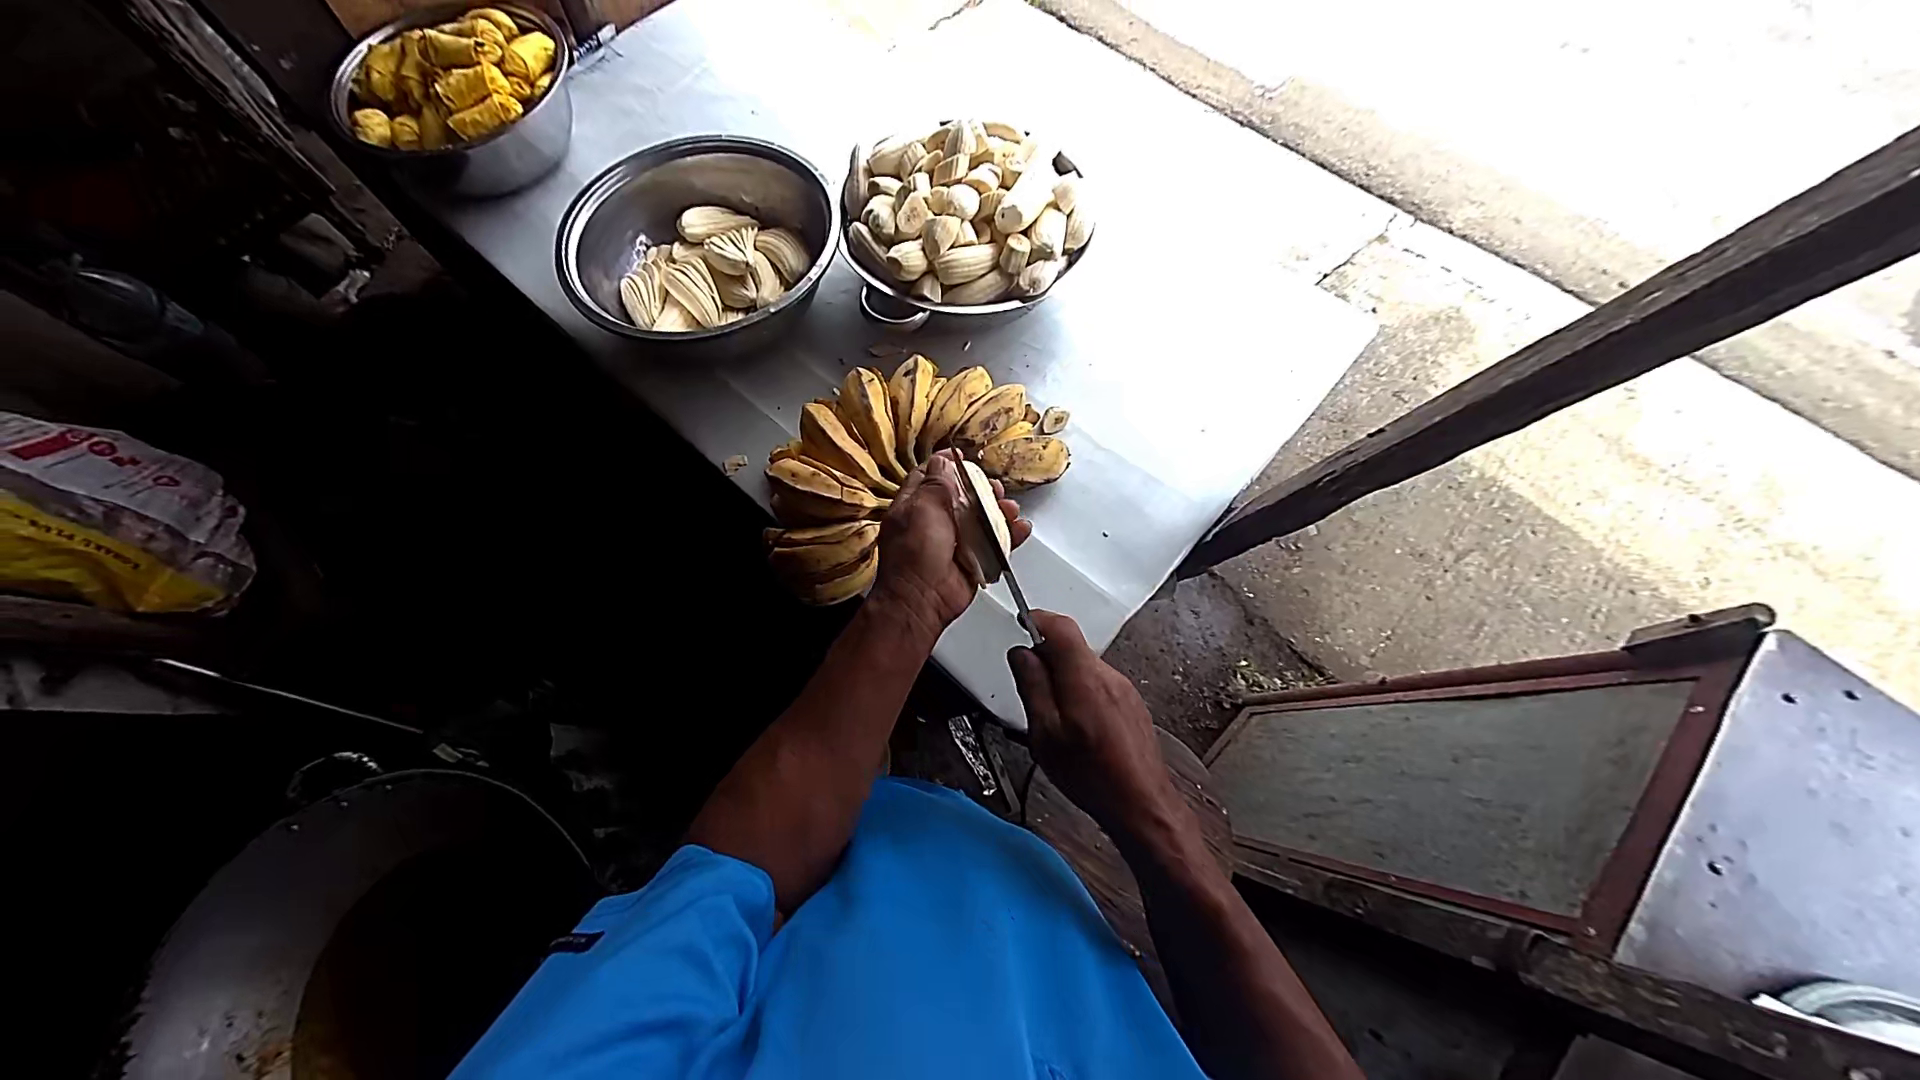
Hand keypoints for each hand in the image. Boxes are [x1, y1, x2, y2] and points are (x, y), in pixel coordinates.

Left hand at [871, 449, 1030, 639]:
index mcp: (914, 505)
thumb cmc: (914, 556)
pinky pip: (996, 543)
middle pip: (963, 496)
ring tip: (1009, 506)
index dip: (948, 465)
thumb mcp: (922, 509)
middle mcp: (934, 521)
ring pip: (983, 518)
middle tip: (993, 485)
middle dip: (981, 488)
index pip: (930, 476)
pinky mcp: (974, 558)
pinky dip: (1011, 535)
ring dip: (999, 510)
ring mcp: (955, 540)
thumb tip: (941, 461)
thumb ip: (935, 484)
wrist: (922, 600)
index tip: (964, 457)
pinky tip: (1020, 528)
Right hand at [1007, 611, 1176, 840]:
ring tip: (1053, 717)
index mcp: (1084, 677)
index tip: (1023, 622)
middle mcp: (1108, 676)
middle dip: (1047, 658)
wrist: (1140, 803)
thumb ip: (1031, 686)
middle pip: (1072, 647)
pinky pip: (1099, 685)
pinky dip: (1081, 694)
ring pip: (1084, 668)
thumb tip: (1021, 654)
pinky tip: (1077, 727)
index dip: (1037, 619)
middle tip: (1030, 684)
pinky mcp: (1131, 705)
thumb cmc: (1093, 775)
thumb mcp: (1045, 733)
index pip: (1060, 626)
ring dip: (1064, 679)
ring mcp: (1124, 690)